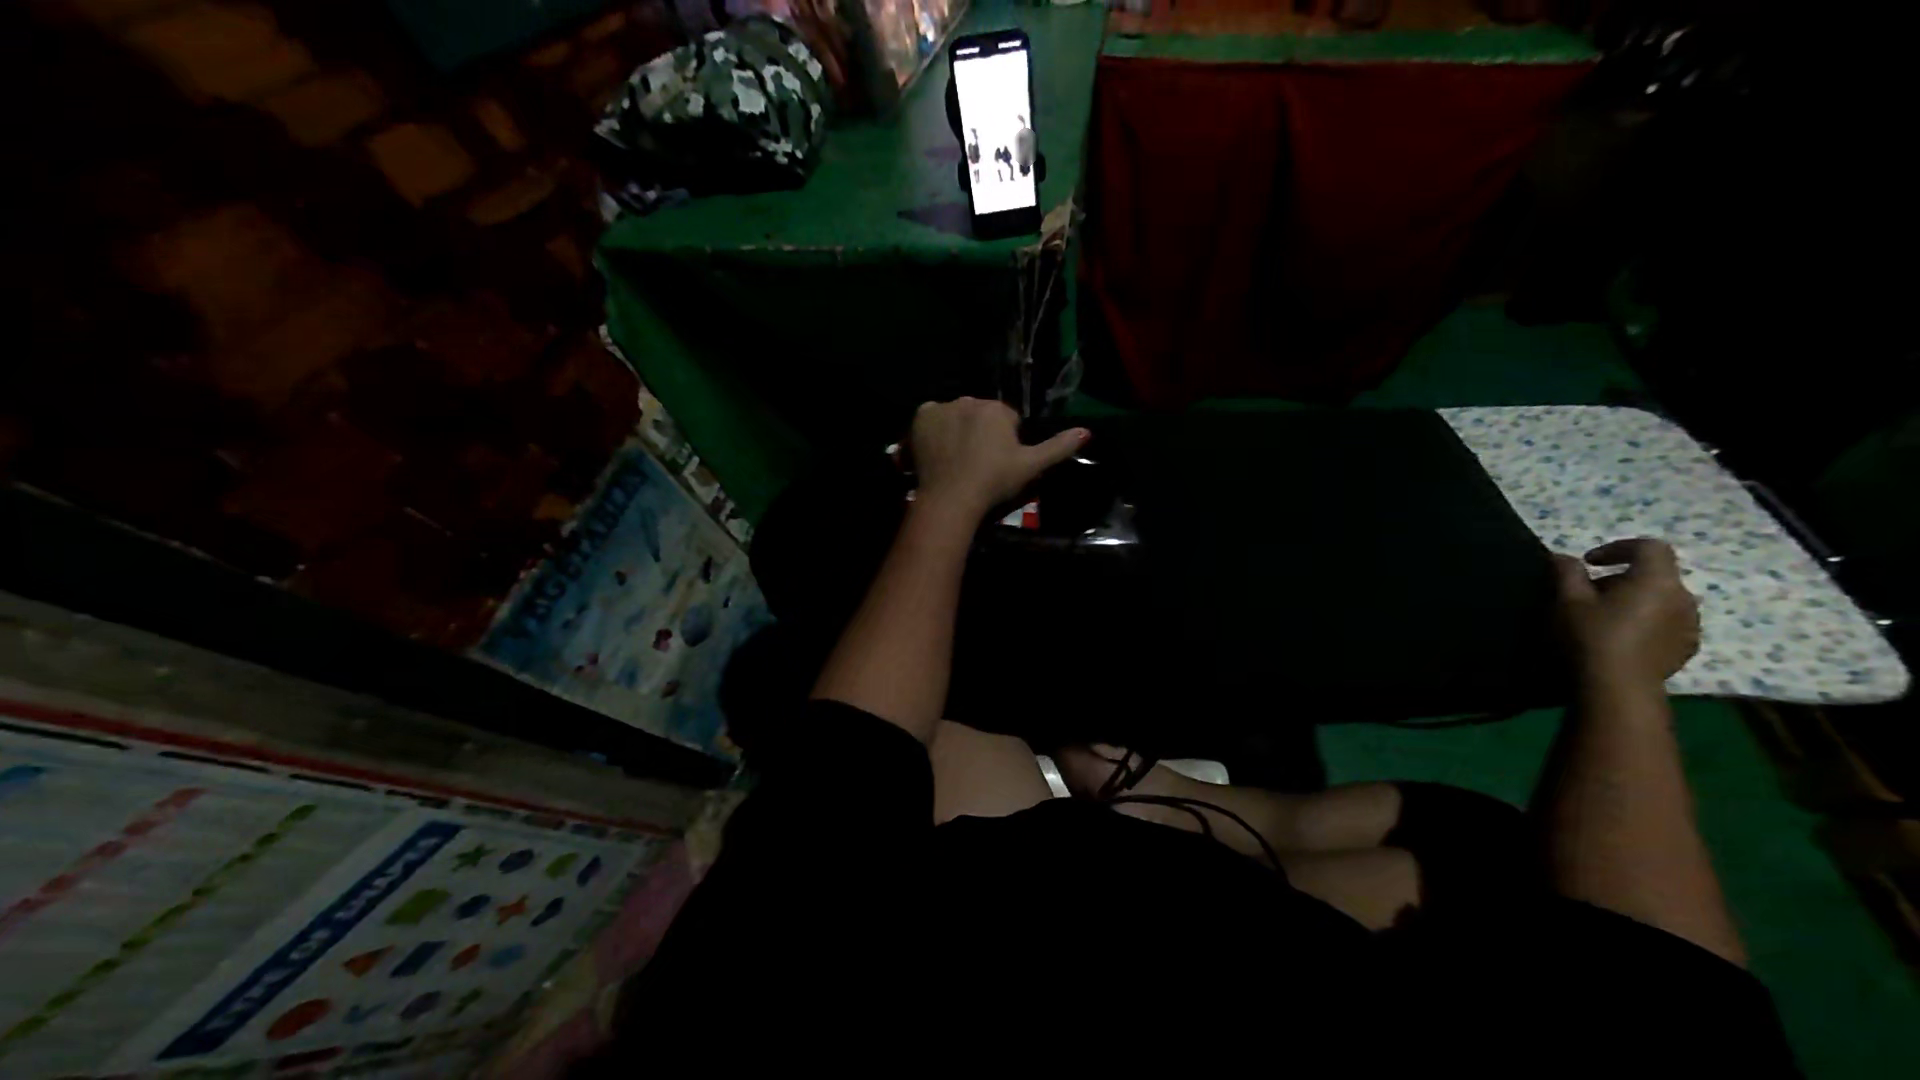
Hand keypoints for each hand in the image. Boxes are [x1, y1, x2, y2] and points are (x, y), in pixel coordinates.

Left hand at [910, 398, 1087, 519]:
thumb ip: (1058, 447)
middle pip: (980, 415)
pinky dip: (935, 429)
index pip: (1006, 420)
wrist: (951, 497)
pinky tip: (939, 451)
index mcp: (998, 409)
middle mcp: (970, 400)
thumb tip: (1087, 431)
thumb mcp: (1031, 466)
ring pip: (956, 415)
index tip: (998, 464)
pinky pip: (931, 417)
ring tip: (956, 461)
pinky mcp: (921, 416)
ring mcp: (943, 406)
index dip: (1004, 442)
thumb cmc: (994, 481)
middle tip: (977, 464)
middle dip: (981, 433)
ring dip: (958, 430)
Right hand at [1553, 539, 1700, 686]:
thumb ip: (1567, 572)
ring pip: (1662, 599)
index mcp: (1657, 580)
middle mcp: (1683, 597)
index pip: (1650, 547)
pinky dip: (1647, 619)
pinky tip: (1622, 636)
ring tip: (1606, 616)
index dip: (1619, 547)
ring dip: (1636, 599)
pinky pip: (1668, 621)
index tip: (1590, 562)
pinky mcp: (1687, 646)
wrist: (1618, 686)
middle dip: (1623, 577)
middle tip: (1590, 592)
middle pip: (1655, 574)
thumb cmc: (1592, 635)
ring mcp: (1690, 624)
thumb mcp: (1568, 600)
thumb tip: (1563, 557)